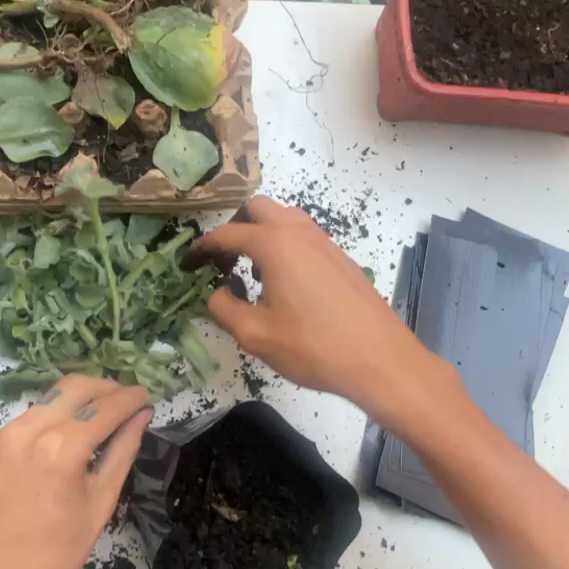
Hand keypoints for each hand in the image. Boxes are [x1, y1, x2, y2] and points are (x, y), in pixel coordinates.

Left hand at [0, 374, 151, 568]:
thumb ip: (122, 453)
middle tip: (127, 400)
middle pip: (76, 387)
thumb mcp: (99, 506)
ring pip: (51, 398)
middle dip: (106, 387)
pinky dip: (54, 416)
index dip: (131, 398)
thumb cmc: (54, 558)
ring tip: (102, 416)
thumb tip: (141, 418)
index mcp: (62, 448)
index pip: (106, 407)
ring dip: (79, 400)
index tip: (147, 395)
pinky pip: (30, 417)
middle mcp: (30, 430)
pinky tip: (69, 434)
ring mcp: (5, 434)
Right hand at [192, 197, 442, 417]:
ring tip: (252, 272)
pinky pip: (304, 237)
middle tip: (222, 261)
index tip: (188, 263)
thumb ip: (224, 308)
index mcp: (275, 244)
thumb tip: (218, 293)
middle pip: (258, 209)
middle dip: (234, 228)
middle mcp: (300, 233)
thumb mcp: (255, 334)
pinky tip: (283, 284)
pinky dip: (284, 246)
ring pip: (285, 218)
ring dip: (261, 234)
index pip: (227, 233)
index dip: (202, 247)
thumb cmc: (313, 347)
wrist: (380, 359)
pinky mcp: (342, 259)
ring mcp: (326, 243)